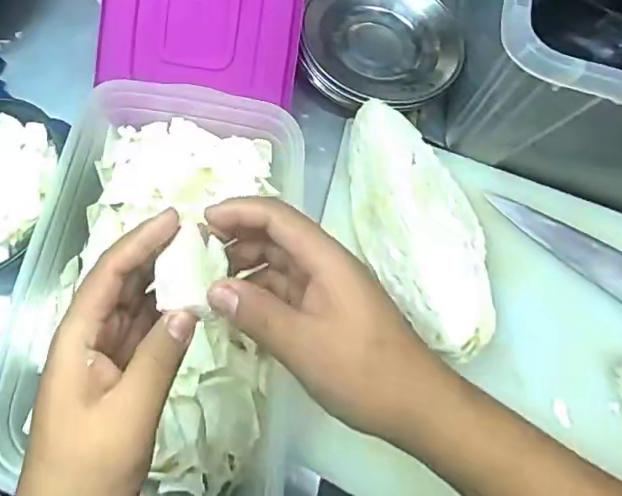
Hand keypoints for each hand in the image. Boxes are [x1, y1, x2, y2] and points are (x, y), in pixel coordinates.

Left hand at [19, 208, 196, 495]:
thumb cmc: (86, 468)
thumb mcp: (127, 415)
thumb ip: (158, 360)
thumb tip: (188, 309)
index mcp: (76, 332)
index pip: (109, 272)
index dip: (139, 240)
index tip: (172, 218)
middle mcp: (86, 334)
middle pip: (119, 281)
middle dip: (151, 253)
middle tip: (190, 231)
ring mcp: (100, 356)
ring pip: (132, 305)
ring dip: (159, 282)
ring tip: (193, 257)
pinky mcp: (114, 377)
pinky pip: (139, 334)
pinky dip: (162, 317)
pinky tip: (185, 303)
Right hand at [204, 196, 448, 444]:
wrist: (422, 410)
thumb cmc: (366, 372)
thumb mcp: (305, 346)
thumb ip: (257, 314)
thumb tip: (213, 288)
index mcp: (325, 257)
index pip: (276, 216)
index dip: (238, 210)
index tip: (204, 221)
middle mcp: (324, 262)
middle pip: (275, 233)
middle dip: (236, 236)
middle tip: (199, 252)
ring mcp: (325, 285)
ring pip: (277, 260)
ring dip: (245, 264)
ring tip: (212, 281)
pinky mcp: (325, 308)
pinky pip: (284, 286)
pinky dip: (258, 290)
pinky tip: (237, 308)